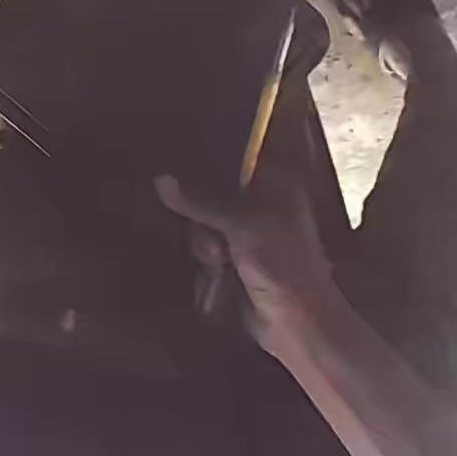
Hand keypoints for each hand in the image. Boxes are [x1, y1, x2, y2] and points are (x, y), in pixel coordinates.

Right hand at [154, 109, 347, 351]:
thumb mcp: (241, 225)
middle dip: (202, 205)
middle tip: (202, 218)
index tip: (183, 132)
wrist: (296, 323)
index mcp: (277, 181)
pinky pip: (205, 242)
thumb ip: (200, 201)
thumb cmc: (282, 263)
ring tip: (218, 256)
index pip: (243, 149)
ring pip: (204, 217)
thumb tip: (160, 180)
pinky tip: (216, 267)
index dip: (217, 142)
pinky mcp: (234, 256)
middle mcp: (262, 200)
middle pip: (215, 185)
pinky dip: (206, 255)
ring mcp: (247, 230)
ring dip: (205, 239)